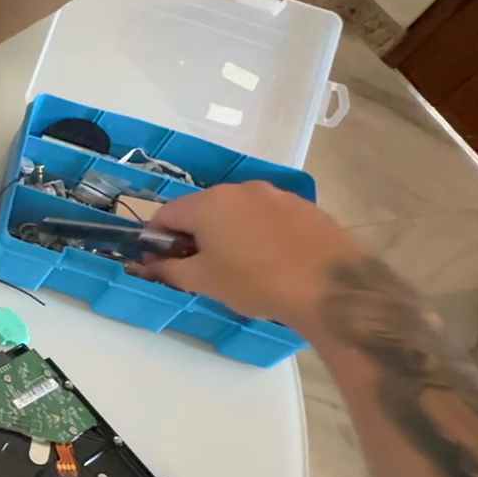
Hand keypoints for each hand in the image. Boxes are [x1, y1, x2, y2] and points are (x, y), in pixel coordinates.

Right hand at [137, 181, 368, 332]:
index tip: (160, 262)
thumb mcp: (201, 281)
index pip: (164, 214)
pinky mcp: (303, 206)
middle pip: (200, 209)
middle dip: (191, 235)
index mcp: (209, 203)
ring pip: (234, 211)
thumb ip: (166, 269)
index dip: (155, 239)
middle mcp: (240, 190)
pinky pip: (263, 216)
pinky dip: (254, 232)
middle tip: (196, 266)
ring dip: (223, 232)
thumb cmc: (254, 281)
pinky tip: (266, 259)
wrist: (332, 287)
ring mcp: (275, 195)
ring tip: (234, 264)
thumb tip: (145, 265)